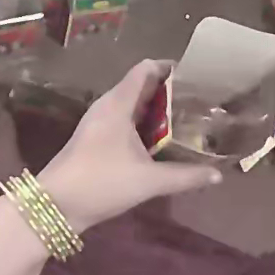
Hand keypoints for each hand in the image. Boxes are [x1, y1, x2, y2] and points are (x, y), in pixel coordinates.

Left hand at [36, 61, 223, 232]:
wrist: (55, 206)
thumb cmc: (101, 183)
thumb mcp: (149, 181)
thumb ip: (186, 176)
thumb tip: (218, 175)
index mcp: (118, 103)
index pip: (146, 69)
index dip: (171, 68)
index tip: (198, 78)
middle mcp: (107, 107)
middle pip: (141, 86)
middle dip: (170, 92)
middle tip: (200, 102)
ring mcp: (98, 124)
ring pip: (133, 107)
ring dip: (157, 111)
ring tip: (187, 121)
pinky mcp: (94, 141)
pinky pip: (124, 122)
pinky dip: (144, 126)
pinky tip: (161, 143)